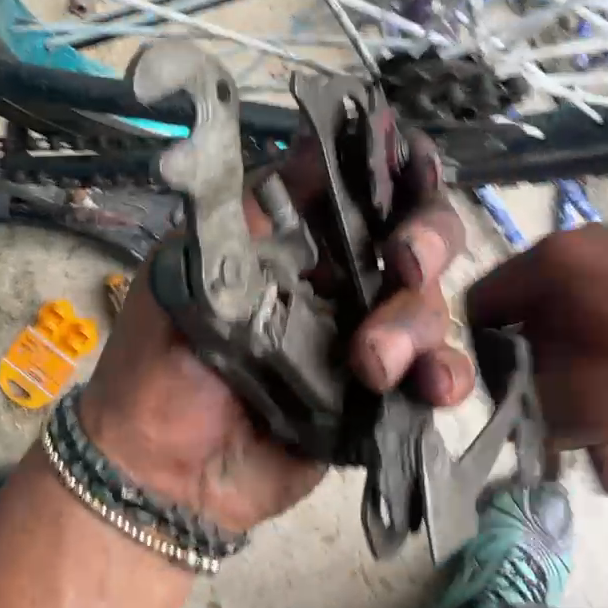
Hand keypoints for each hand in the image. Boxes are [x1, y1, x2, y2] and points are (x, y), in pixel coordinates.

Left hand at [77, 131, 473, 533]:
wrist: (162, 471)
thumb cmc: (161, 357)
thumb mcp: (197, 266)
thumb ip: (258, 208)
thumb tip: (315, 137)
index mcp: (291, 237)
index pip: (360, 185)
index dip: (399, 167)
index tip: (415, 167)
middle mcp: (336, 278)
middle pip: (415, 235)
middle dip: (426, 236)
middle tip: (406, 261)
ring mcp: (364, 335)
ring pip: (429, 303)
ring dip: (415, 322)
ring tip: (370, 363)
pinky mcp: (380, 396)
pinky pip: (435, 374)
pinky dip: (446, 374)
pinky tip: (431, 388)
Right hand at [466, 226, 607, 491]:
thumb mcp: (591, 403)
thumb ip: (528, 403)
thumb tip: (512, 408)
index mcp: (555, 262)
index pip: (483, 307)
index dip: (484, 362)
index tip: (510, 408)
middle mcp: (586, 251)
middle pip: (537, 329)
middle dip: (548, 396)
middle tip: (564, 447)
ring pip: (583, 341)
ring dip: (589, 403)